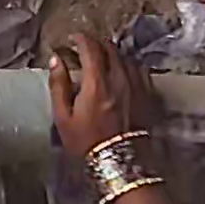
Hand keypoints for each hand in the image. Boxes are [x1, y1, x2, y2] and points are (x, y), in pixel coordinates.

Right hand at [48, 32, 161, 158]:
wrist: (121, 165)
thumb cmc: (86, 142)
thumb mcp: (63, 117)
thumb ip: (59, 85)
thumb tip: (56, 59)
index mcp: (96, 83)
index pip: (90, 48)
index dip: (81, 39)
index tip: (74, 38)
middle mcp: (119, 78)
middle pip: (110, 48)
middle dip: (97, 44)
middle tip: (86, 48)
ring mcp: (136, 85)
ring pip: (126, 57)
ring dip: (112, 53)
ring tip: (103, 58)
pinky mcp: (148, 94)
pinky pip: (139, 69)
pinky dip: (128, 64)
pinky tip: (122, 71)